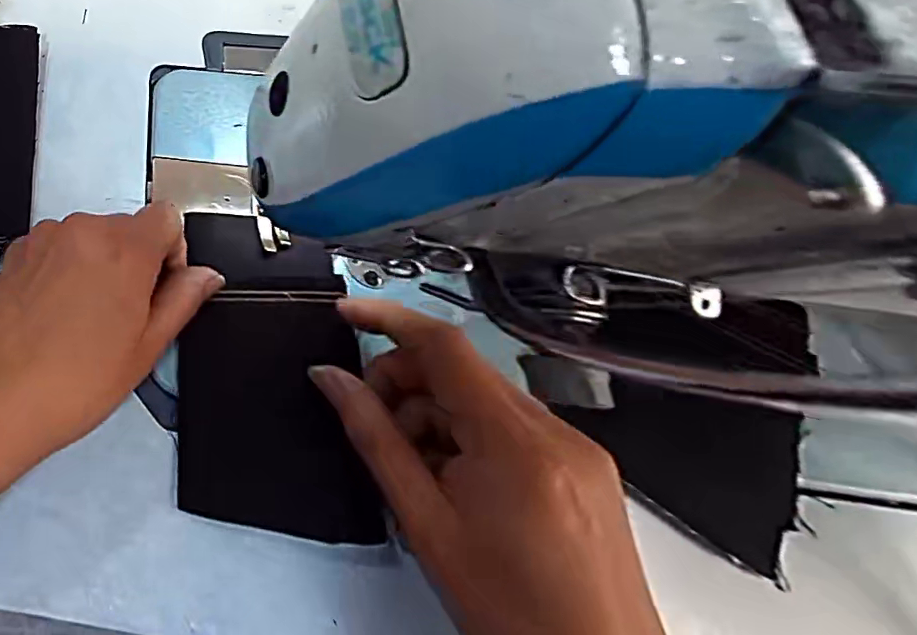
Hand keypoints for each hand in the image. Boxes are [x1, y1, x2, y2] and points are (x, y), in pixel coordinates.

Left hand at [0, 204, 222, 461]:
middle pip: (129, 227)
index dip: (172, 251)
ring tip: (86, 317)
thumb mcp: (146, 347)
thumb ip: (183, 299)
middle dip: (135, 260)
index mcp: (126, 248)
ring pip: (93, 235)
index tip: (162, 285)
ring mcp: (49, 236)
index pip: (167, 217)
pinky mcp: (21, 248)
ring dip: (99, 263)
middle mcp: (86, 229)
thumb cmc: (73, 380)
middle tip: (124, 313)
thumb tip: (205, 275)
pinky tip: (58, 310)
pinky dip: (66, 266)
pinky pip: (59, 245)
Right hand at [310, 299, 664, 634]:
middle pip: (458, 370)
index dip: (388, 317)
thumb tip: (332, 380)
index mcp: (517, 441)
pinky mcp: (584, 465)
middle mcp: (555, 431)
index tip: (348, 313)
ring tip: (422, 475)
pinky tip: (455, 481)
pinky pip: (509, 422)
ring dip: (435, 416)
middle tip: (377, 427)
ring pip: (480, 396)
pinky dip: (468, 435)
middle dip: (405, 385)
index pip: (444, 345)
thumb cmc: (515, 615)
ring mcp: (576, 447)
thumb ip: (373, 437)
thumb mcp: (425, 522)